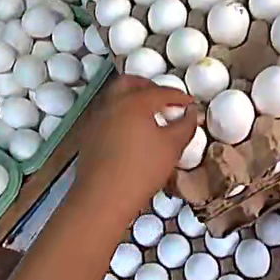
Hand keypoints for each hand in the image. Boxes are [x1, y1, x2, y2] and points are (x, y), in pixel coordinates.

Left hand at [67, 77, 198, 227]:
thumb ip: (186, 125)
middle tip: (164, 99)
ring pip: (114, 96)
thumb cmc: (142, 170)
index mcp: (134, 102)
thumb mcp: (173, 147)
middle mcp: (111, 103)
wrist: (104, 197)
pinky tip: (131, 131)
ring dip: (132, 98)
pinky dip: (121, 113)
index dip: (179, 96)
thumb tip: (191, 112)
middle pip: (130, 82)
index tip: (190, 103)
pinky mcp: (88, 134)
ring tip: (149, 114)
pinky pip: (107, 113)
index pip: (160, 91)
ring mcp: (96, 118)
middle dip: (149, 86)